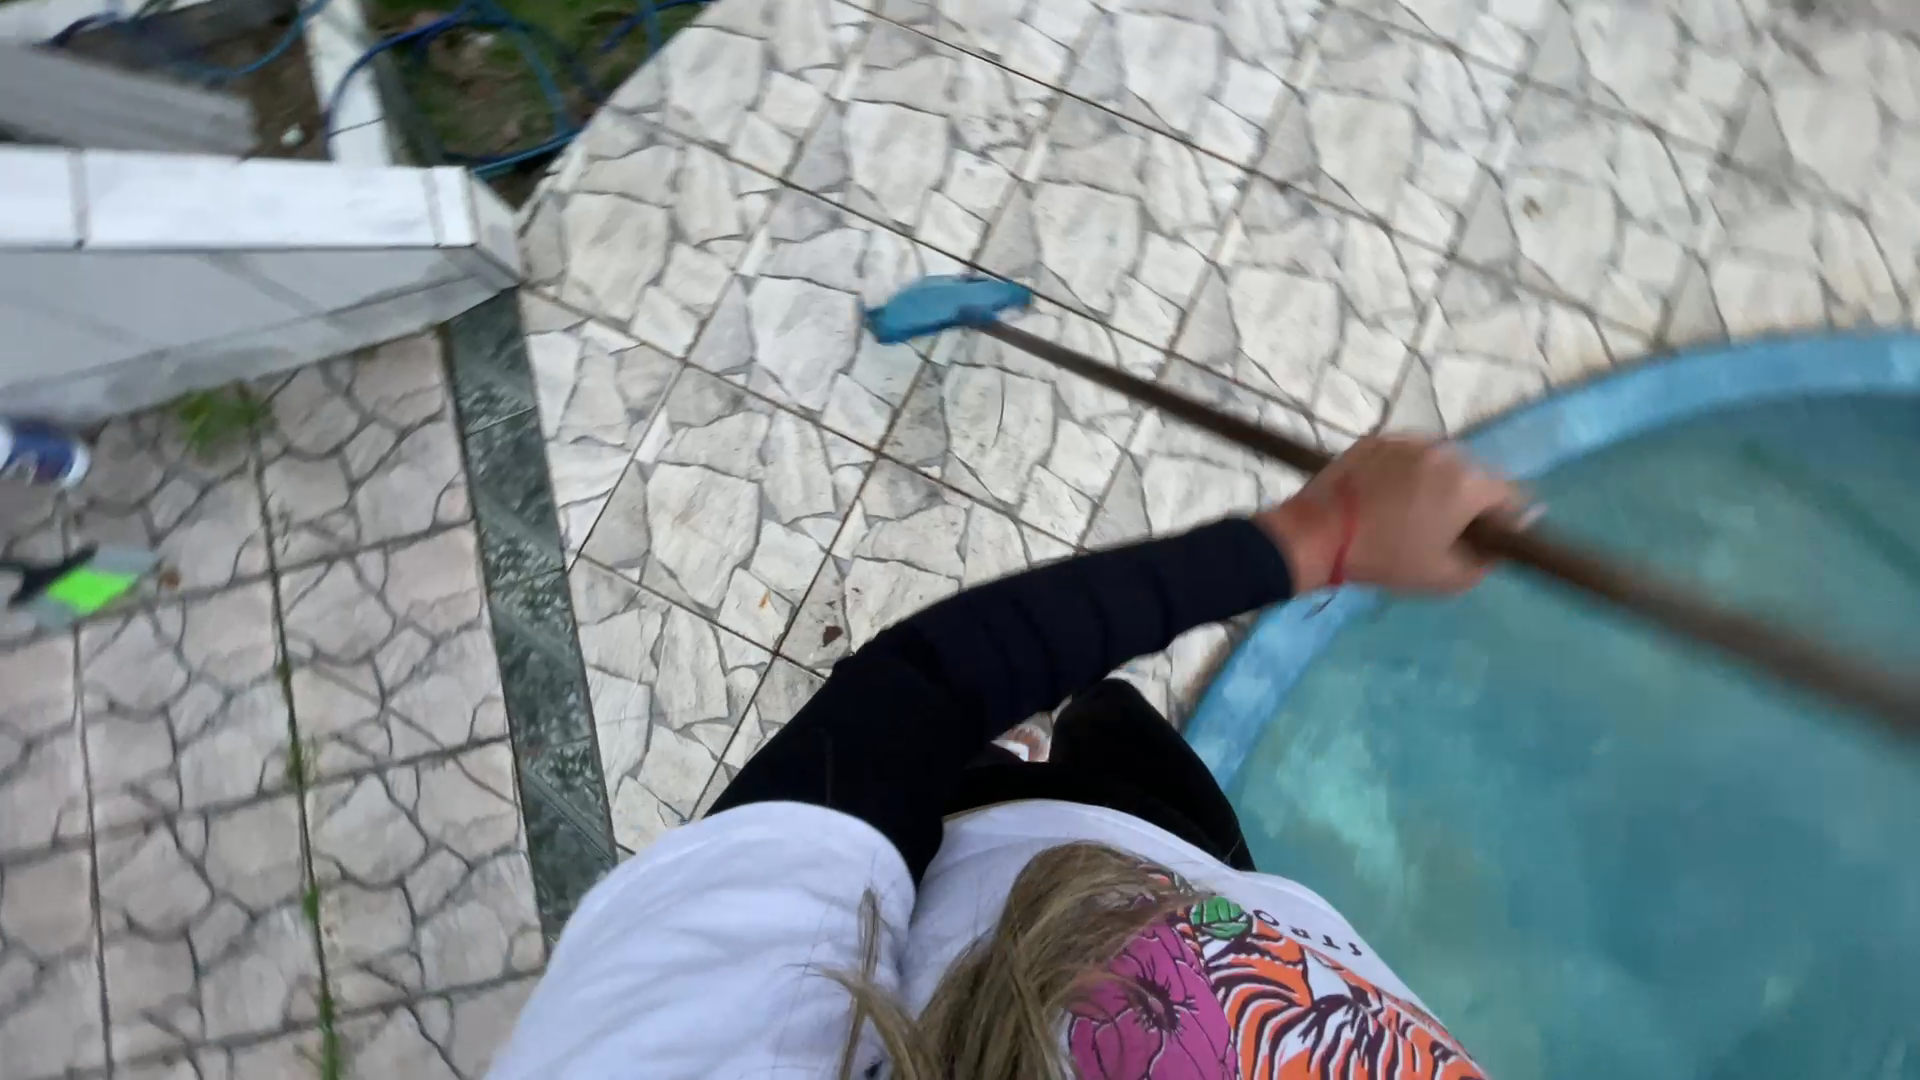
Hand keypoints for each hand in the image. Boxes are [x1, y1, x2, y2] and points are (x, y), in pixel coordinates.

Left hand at [1253, 437, 1526, 593]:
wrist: (1315, 535)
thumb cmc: (1383, 558)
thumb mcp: (1445, 577)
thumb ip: (1485, 562)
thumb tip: (1499, 548)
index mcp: (1468, 482)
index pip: (1511, 497)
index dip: (1504, 521)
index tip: (1486, 538)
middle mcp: (1443, 451)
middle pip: (1474, 475)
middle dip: (1468, 499)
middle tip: (1443, 525)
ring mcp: (1405, 441)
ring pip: (1439, 461)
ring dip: (1436, 481)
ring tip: (1411, 508)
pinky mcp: (1373, 439)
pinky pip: (1405, 455)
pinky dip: (1404, 470)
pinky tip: (1386, 493)